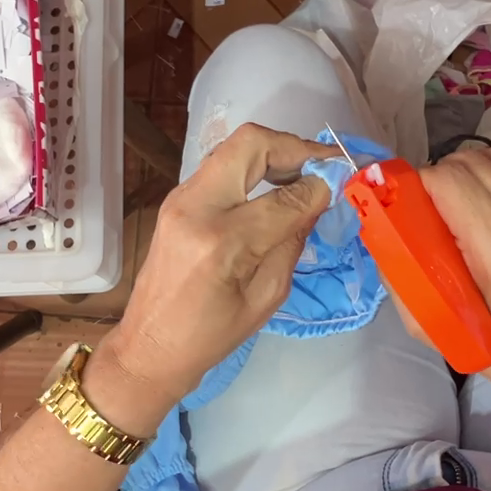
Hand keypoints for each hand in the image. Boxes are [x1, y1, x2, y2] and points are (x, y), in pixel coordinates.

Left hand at [96, 123, 331, 420]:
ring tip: (301, 178)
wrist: (150, 347)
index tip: (340, 186)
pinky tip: (272, 189)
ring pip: (234, 148)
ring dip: (273, 154)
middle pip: (252, 143)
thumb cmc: (210, 337)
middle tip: (321, 168)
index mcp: (221, 243)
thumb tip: (317, 200)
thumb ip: (292, 242)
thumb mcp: (265, 297)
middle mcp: (196, 208)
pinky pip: (221, 167)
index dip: (319, 188)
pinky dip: (253, 168)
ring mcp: (180, 199)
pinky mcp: (176, 201)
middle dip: (295, 147)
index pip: (285, 197)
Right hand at [403, 145, 490, 402]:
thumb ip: (400, 270)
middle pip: (472, 162)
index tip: (409, 202)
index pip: (449, 180)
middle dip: (442, 175)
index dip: (420, 183)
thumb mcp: (430, 322)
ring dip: (471, 170)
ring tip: (461, 200)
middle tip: (431, 204)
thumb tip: (378, 223)